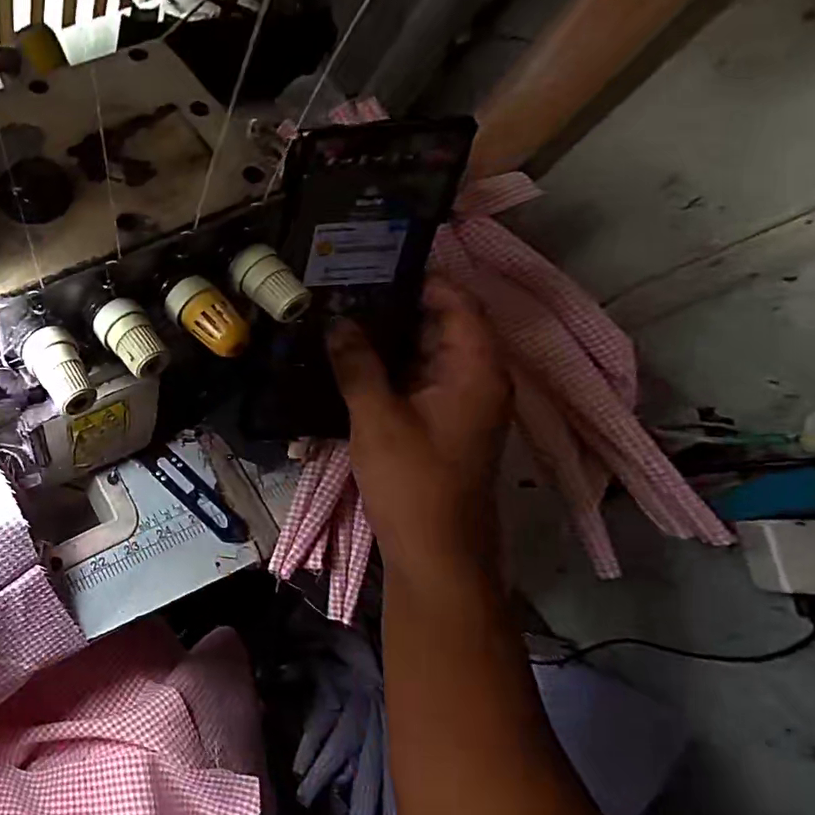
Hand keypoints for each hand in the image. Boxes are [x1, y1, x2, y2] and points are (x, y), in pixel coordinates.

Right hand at [326, 278, 510, 568]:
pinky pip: (417, 382)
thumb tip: (338, 323)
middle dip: (396, 309)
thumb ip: (358, 366)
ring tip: (340, 323)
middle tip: (344, 292)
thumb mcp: (378, 418)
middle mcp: (477, 380)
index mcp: (477, 370)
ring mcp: (460, 404)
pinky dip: (389, 370)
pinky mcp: (441, 425)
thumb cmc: (413, 480)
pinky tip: (350, 366)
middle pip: (442, 327)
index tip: (374, 265)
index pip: (458, 304)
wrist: (434, 549)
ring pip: (426, 356)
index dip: (422, 280)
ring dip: (388, 341)